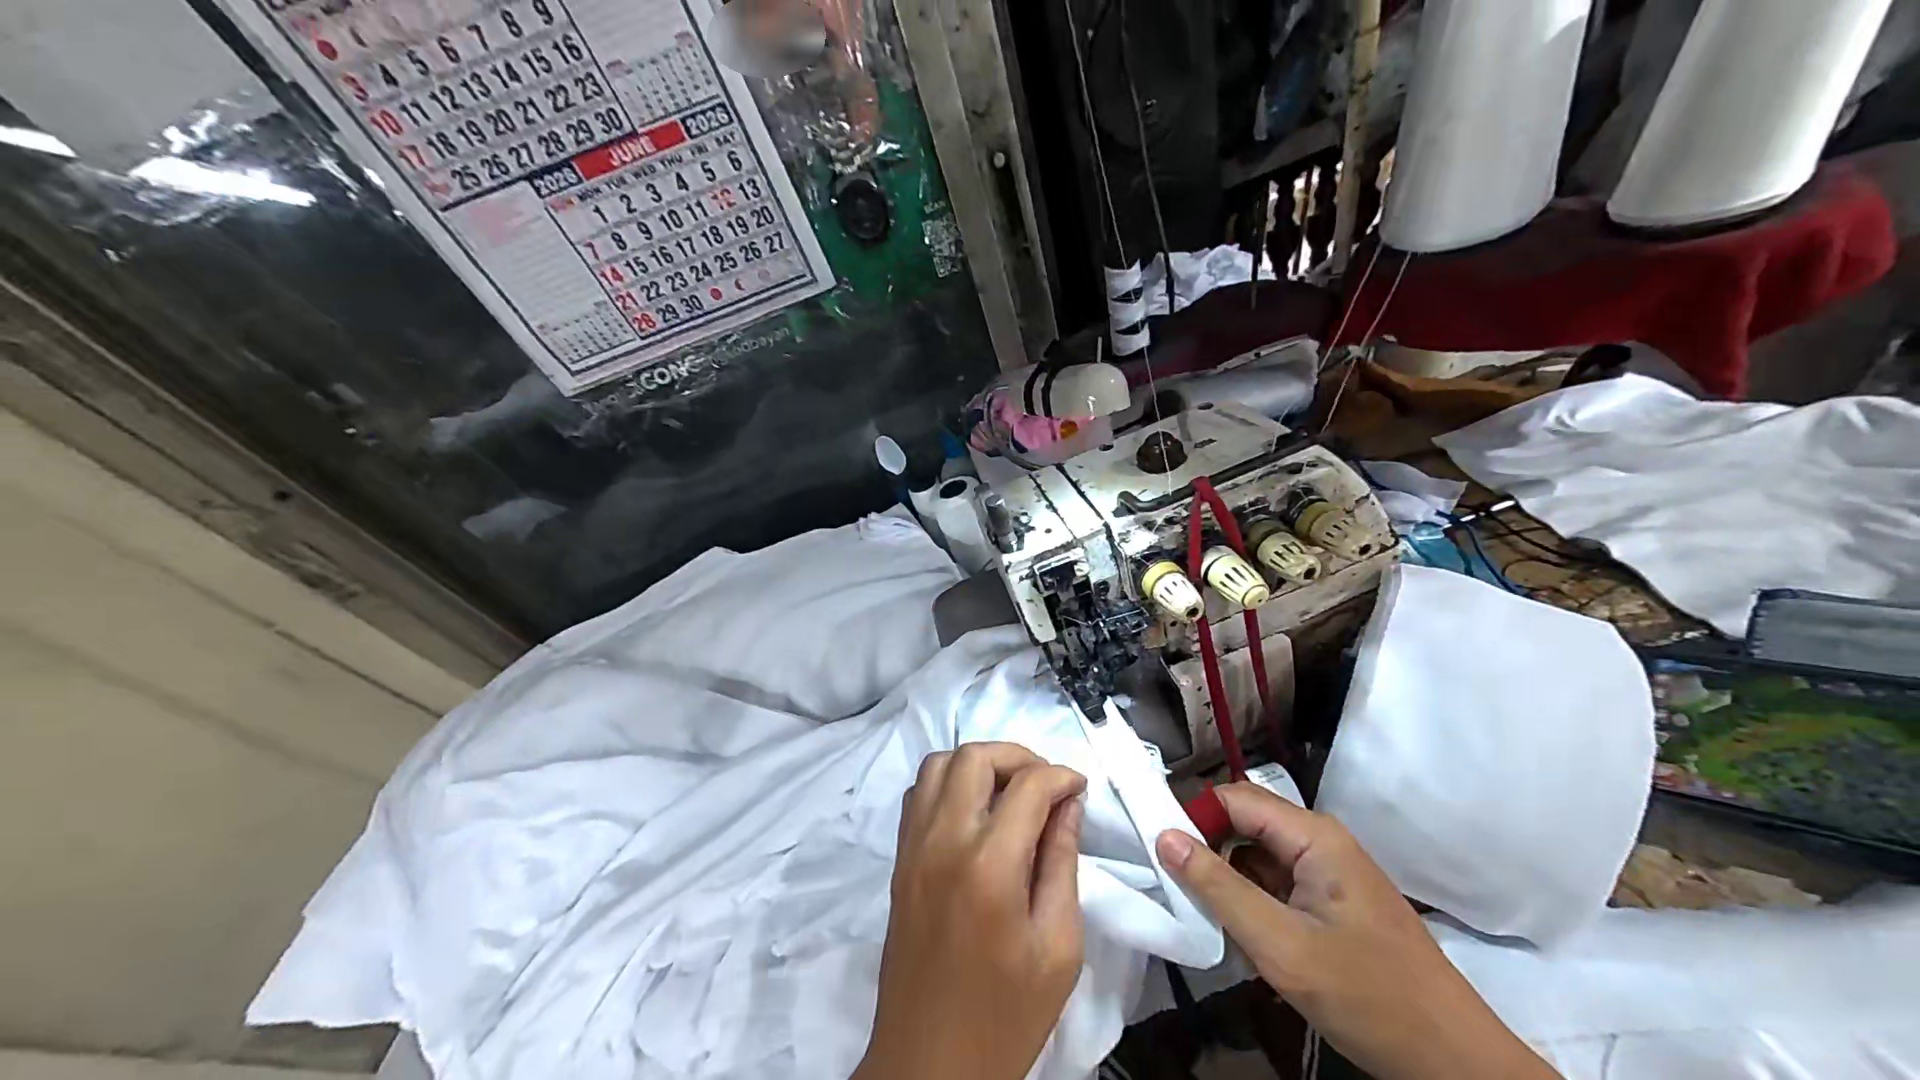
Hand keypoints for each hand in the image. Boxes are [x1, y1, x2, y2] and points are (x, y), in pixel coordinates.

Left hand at [855, 743, 1087, 1079]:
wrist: (929, 1061)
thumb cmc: (1006, 1014)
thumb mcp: (1058, 946)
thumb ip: (1062, 863)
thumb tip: (1067, 805)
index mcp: (989, 863)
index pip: (1029, 785)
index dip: (1062, 776)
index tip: (1080, 789)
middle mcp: (943, 839)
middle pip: (975, 756)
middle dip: (1019, 756)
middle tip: (1048, 784)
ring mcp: (913, 846)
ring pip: (939, 763)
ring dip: (979, 764)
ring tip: (1012, 792)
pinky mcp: (899, 859)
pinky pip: (919, 793)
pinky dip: (949, 783)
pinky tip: (976, 811)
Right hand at [1156, 784, 1556, 1079]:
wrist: (1453, 1062)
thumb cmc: (1369, 996)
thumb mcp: (1281, 945)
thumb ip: (1219, 887)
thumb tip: (1164, 836)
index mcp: (1314, 836)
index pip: (1235, 799)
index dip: (1194, 816)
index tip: (1159, 849)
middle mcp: (1320, 841)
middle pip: (1245, 824)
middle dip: (1208, 849)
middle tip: (1176, 886)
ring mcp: (1328, 872)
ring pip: (1257, 855)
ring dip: (1228, 879)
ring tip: (1202, 912)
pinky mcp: (1330, 901)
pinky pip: (1276, 883)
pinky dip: (1251, 900)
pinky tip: (1239, 933)